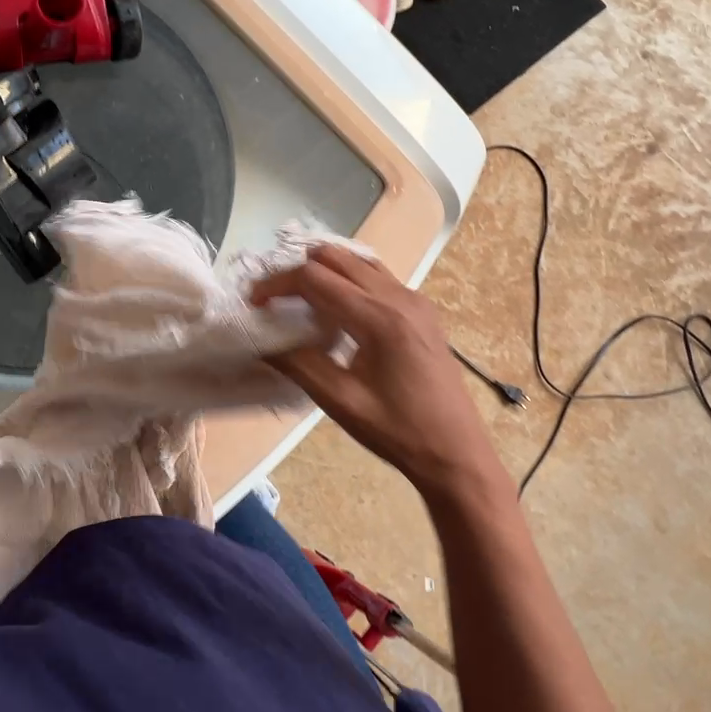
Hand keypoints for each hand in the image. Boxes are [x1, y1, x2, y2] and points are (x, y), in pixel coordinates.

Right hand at [249, 245, 506, 503]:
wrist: (457, 454)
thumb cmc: (397, 431)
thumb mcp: (339, 400)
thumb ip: (297, 363)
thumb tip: (261, 340)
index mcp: (379, 318)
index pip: (314, 278)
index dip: (276, 284)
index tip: (254, 303)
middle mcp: (400, 298)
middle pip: (335, 257)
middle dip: (295, 271)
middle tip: (272, 298)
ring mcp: (415, 302)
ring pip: (357, 261)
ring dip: (322, 272)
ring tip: (296, 299)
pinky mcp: (420, 312)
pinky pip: (375, 277)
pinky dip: (345, 280)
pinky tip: (332, 309)